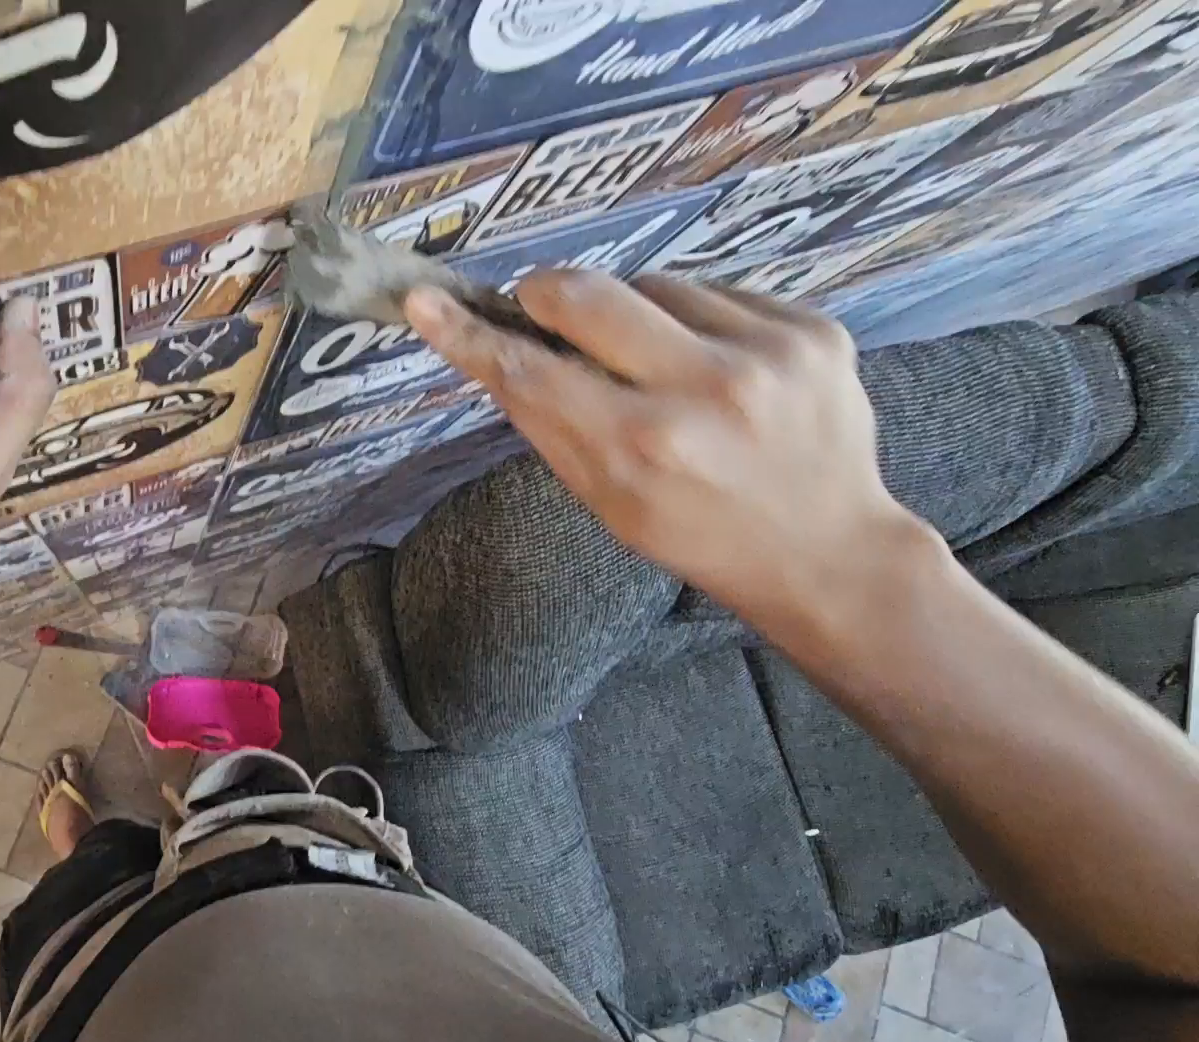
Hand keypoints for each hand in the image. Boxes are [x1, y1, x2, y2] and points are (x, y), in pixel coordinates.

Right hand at [404, 270, 934, 626]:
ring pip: (653, 284)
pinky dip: (687, 317)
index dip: (469, 336)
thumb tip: (502, 353)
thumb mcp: (604, 499)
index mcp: (639, 448)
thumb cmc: (690, 532)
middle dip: (546, 293)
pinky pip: (714, 293)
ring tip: (647, 358)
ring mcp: (769, 353)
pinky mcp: (815, 329)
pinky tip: (706, 359)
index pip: (529, 373)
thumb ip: (552, 425)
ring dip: (627, 312)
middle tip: (536, 305)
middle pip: (588, 296)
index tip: (425, 303)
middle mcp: (703, 390)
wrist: (822, 549)